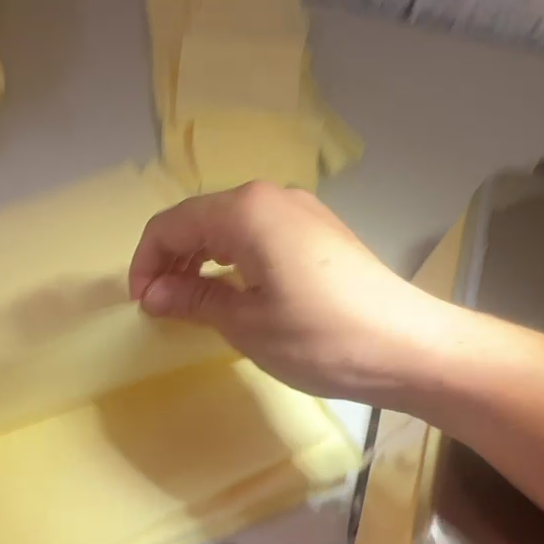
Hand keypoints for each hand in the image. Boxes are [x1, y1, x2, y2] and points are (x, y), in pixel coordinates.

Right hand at [128, 181, 457, 405]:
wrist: (403, 346)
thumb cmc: (315, 335)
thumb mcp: (243, 323)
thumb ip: (192, 300)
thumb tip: (151, 295)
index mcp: (246, 211)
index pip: (172, 224)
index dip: (145, 262)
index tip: (140, 306)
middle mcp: (271, 197)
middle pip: (199, 220)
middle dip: (169, 261)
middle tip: (159, 308)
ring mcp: (299, 212)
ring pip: (228, 228)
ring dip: (198, 262)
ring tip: (189, 305)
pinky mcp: (317, 234)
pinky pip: (256, 237)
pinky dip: (230, 262)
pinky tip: (230, 295)